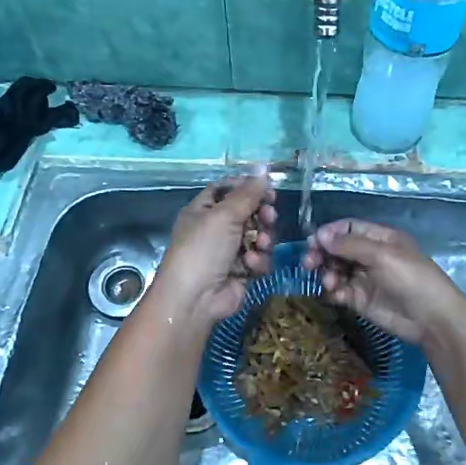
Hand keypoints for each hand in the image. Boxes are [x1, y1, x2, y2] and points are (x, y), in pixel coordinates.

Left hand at [149, 170, 277, 324]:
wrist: (196, 298)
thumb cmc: (203, 249)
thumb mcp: (224, 215)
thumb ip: (247, 193)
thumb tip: (263, 166)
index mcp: (203, 210)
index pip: (227, 190)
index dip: (247, 187)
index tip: (267, 188)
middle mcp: (215, 229)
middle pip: (247, 212)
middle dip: (262, 214)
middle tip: (270, 217)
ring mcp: (228, 251)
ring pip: (258, 236)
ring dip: (263, 239)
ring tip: (261, 244)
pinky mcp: (240, 271)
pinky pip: (258, 258)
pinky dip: (257, 261)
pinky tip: (250, 265)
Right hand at [304, 219, 465, 344]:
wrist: (431, 319)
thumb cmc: (411, 279)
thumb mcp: (382, 255)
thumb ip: (349, 245)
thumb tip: (319, 235)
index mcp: (379, 238)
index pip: (347, 228)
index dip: (329, 233)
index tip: (313, 243)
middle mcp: (369, 255)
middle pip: (337, 249)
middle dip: (321, 254)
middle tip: (309, 263)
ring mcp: (363, 278)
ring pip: (334, 269)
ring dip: (326, 273)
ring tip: (330, 283)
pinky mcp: (359, 299)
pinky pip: (338, 290)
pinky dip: (331, 291)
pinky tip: (333, 294)